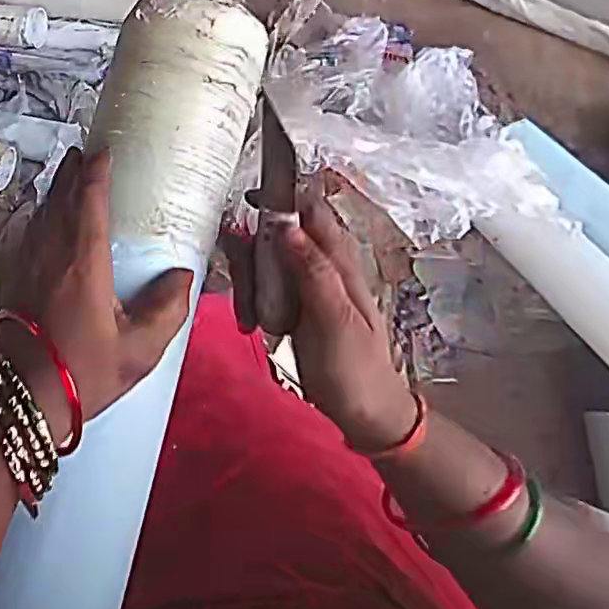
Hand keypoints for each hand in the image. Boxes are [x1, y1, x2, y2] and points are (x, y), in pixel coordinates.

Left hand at [0, 147, 193, 439]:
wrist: (25, 395)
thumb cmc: (83, 372)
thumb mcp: (139, 349)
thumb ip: (167, 309)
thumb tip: (184, 276)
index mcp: (83, 262)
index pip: (88, 202)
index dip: (95, 173)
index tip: (103, 151)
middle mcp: (51, 253)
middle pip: (60, 199)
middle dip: (71, 172)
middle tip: (82, 152)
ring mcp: (28, 263)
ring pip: (42, 213)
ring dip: (55, 190)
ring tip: (65, 175)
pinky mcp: (15, 277)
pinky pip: (30, 232)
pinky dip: (41, 214)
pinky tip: (45, 218)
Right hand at [223, 175, 415, 447]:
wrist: (362, 412)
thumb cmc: (354, 367)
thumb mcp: (335, 319)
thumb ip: (312, 270)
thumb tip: (285, 225)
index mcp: (337, 259)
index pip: (309, 207)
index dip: (280, 196)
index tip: (248, 203)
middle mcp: (317, 262)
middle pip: (272, 232)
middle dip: (250, 253)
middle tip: (247, 288)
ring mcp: (300, 282)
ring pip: (259, 257)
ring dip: (246, 280)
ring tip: (250, 316)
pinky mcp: (286, 300)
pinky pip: (257, 281)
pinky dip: (246, 297)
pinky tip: (250, 322)